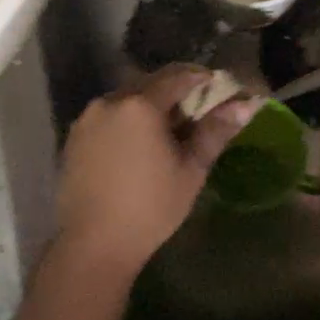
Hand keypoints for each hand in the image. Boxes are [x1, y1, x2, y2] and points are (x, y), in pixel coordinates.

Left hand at [54, 69, 257, 277]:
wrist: (93, 244)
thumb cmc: (150, 208)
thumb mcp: (190, 170)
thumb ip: (215, 131)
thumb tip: (246, 104)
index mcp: (141, 104)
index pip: (177, 76)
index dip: (200, 78)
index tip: (217, 87)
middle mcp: (110, 100)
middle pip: (149, 83)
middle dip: (173, 91)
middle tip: (194, 112)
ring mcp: (88, 118)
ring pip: (126, 98)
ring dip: (148, 105)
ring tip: (165, 132)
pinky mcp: (74, 136)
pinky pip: (107, 116)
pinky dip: (125, 121)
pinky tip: (136, 146)